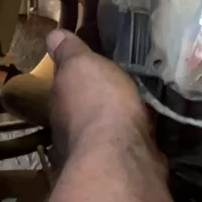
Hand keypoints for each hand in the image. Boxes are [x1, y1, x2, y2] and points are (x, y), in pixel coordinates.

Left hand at [46, 29, 150, 155]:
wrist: (120, 154)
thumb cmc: (97, 101)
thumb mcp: (81, 64)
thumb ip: (69, 51)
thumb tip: (51, 35)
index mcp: (60, 103)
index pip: (64, 84)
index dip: (76, 72)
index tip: (91, 63)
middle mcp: (72, 130)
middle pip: (83, 108)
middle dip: (96, 98)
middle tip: (118, 81)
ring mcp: (97, 152)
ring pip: (106, 129)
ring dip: (117, 119)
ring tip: (139, 103)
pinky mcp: (124, 165)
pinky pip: (129, 145)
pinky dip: (135, 137)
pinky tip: (149, 129)